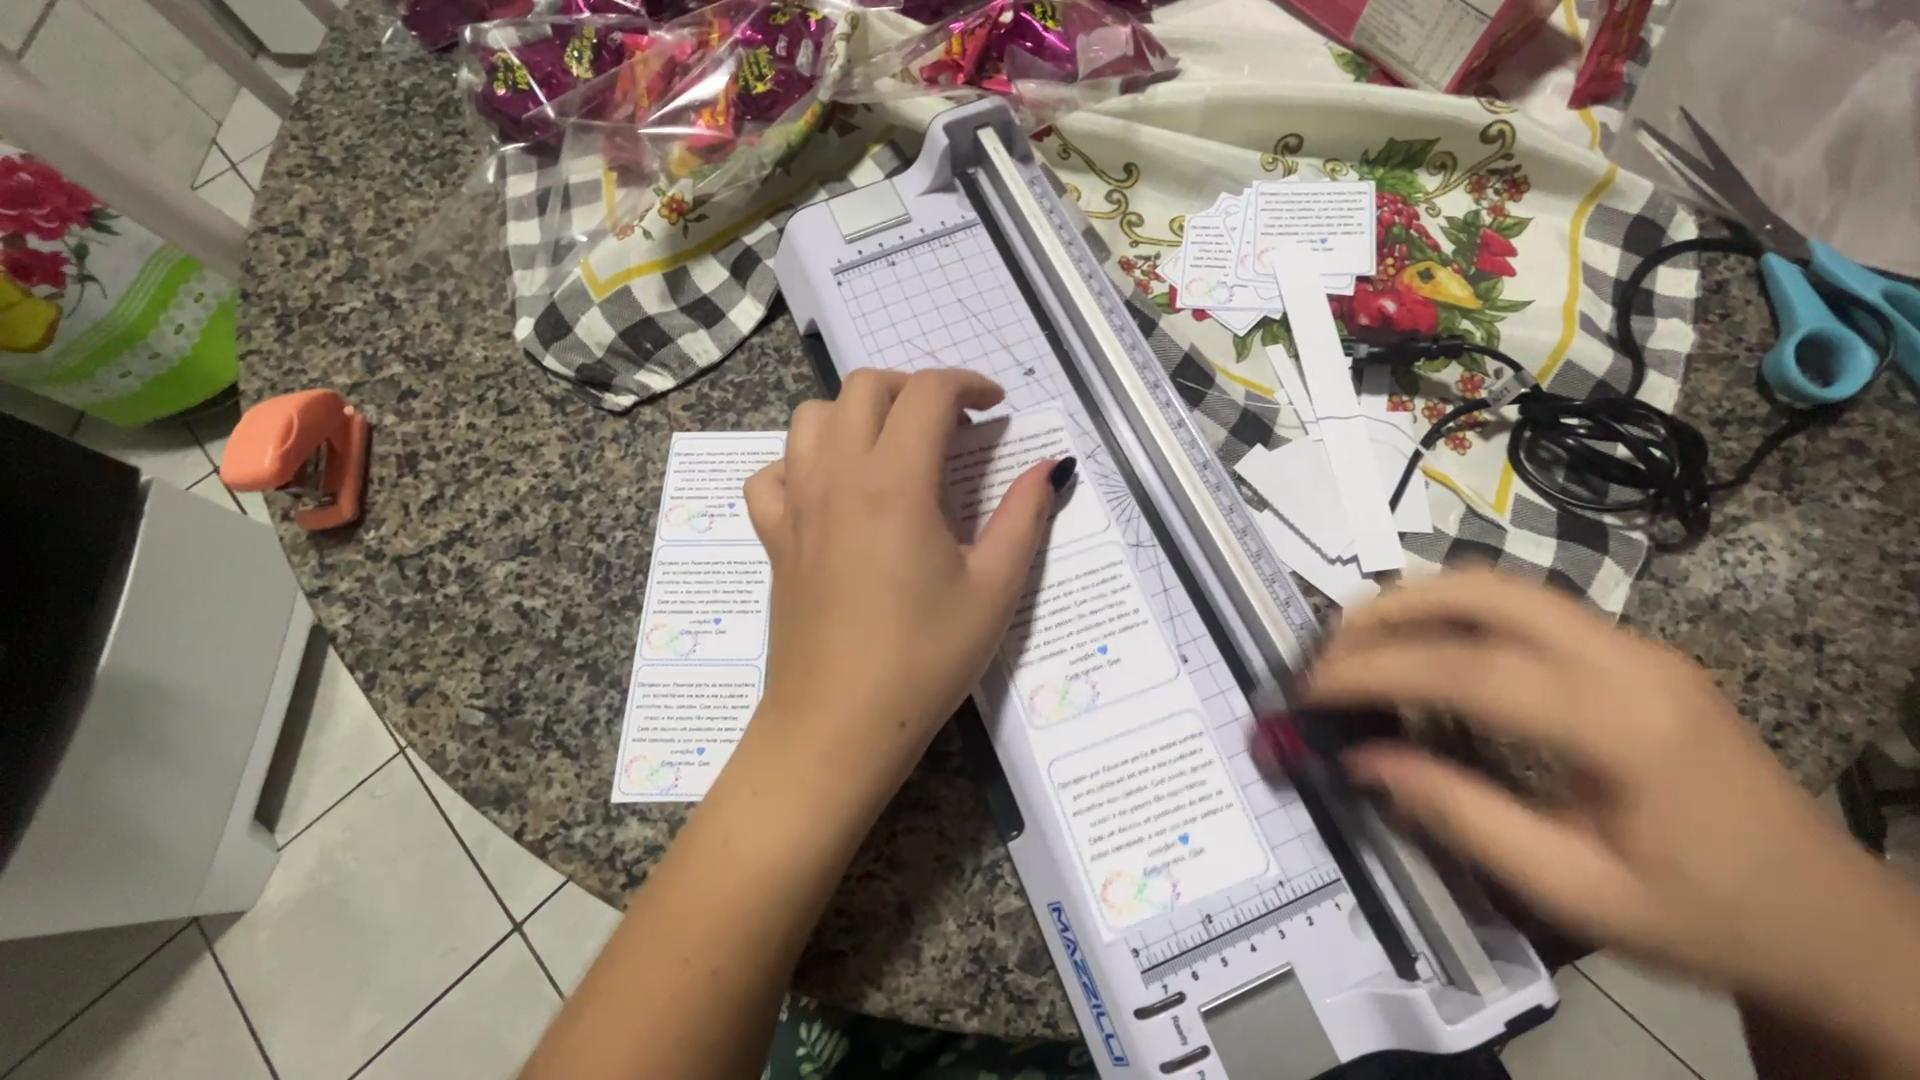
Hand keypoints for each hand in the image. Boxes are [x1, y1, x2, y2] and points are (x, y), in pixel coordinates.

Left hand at [742, 368, 1066, 812]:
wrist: (838, 723)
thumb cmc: (923, 660)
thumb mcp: (993, 590)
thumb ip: (1024, 517)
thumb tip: (1052, 467)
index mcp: (895, 482)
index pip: (928, 394)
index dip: (968, 384)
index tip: (996, 406)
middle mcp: (837, 477)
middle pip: (866, 388)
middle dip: (914, 389)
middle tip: (951, 426)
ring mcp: (796, 504)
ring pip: (813, 418)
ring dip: (858, 413)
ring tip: (892, 448)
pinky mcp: (772, 537)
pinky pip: (772, 473)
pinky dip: (802, 462)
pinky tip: (830, 490)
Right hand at [1306, 569, 1912, 1008]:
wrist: (1831, 920)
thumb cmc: (1704, 917)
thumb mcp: (1574, 891)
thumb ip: (1461, 817)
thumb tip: (1363, 761)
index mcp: (1626, 724)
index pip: (1470, 670)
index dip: (1376, 672)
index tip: (1310, 690)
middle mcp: (1632, 660)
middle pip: (1488, 593)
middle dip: (1391, 609)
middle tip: (1325, 649)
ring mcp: (1637, 648)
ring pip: (1504, 588)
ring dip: (1418, 602)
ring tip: (1356, 642)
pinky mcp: (1632, 654)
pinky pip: (1525, 611)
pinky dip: (1453, 617)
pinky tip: (1421, 650)